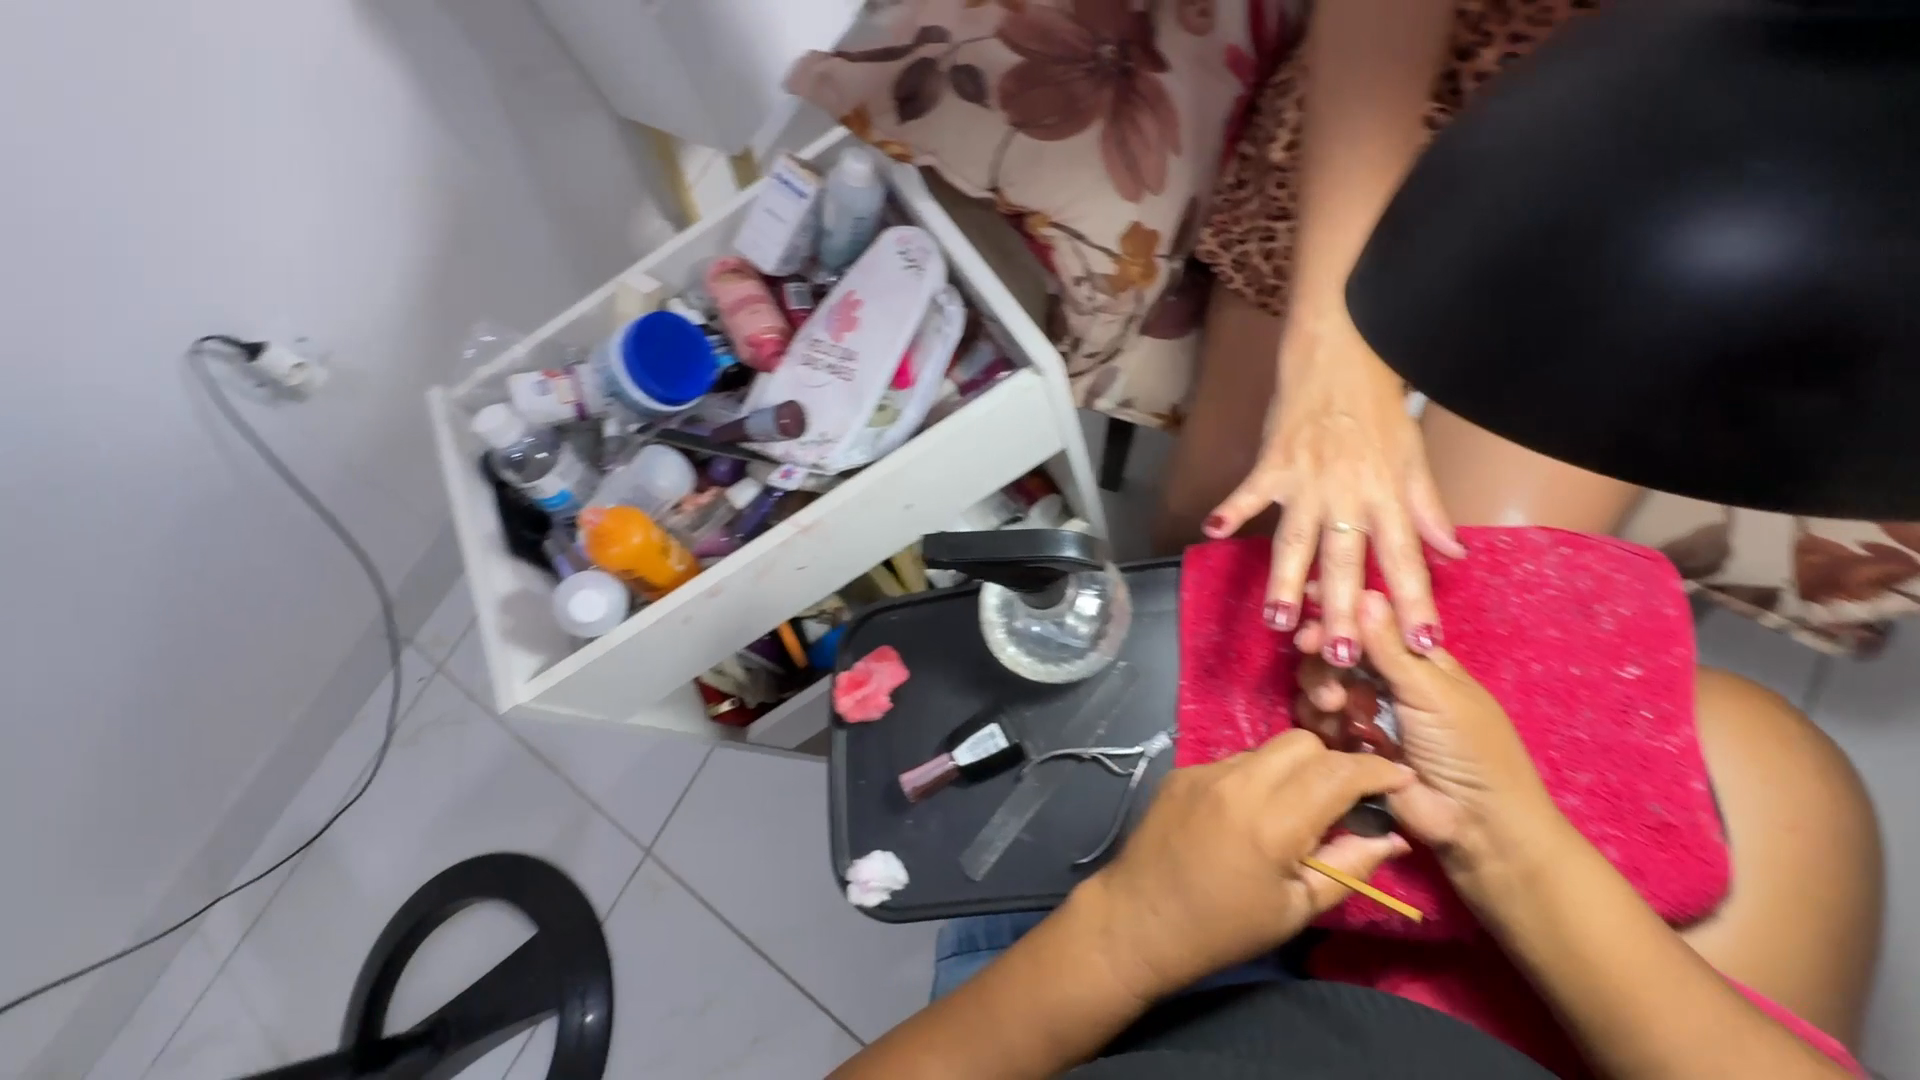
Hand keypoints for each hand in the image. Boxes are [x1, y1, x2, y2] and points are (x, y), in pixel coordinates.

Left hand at [1074, 730, 1413, 1001]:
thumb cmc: (1223, 928)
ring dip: (1292, 770)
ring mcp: (1203, 772)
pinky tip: (1248, 814)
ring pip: (1266, 749)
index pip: (1337, 772)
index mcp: (1271, 821)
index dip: (1376, 770)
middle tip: (1342, 800)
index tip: (1399, 779)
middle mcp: (1236, 783)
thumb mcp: (1297, 908)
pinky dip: (1255, 778)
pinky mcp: (1181, 772)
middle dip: (1333, 763)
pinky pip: (1234, 761)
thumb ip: (1349, 866)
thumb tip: (1391, 836)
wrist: (1138, 919)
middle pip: (1302, 742)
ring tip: (1292, 812)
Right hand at [1204, 315, 1462, 667]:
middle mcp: (1349, 493)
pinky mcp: (1273, 461)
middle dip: (1343, 609)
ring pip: (1296, 538)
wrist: (1344, 349)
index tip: (1423, 644)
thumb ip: (1427, 508)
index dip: (1415, 601)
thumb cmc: (1379, 405)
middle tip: (1338, 655)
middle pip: (1346, 560)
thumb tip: (1453, 555)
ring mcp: (1307, 479)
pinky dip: (1233, 508)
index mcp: (1387, 494)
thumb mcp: (1413, 455)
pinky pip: (1251, 491)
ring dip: (1286, 580)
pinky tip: (1214, 531)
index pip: (1406, 557)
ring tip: (1277, 621)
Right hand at [1295, 592, 1569, 896]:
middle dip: (1324, 656)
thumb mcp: (1433, 691)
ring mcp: (1362, 712)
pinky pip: (1313, 720)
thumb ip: (1390, 647)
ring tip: (1336, 708)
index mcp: (1415, 659)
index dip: (1339, 616)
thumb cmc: (1469, 749)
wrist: (1473, 824)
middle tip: (1327, 665)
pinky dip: (1316, 721)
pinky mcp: (1344, 745)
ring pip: (1318, 682)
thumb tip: (1365, 591)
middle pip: (1334, 650)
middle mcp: (1384, 681)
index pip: (1368, 623)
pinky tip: (1332, 732)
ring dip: (1319, 688)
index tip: (1314, 613)